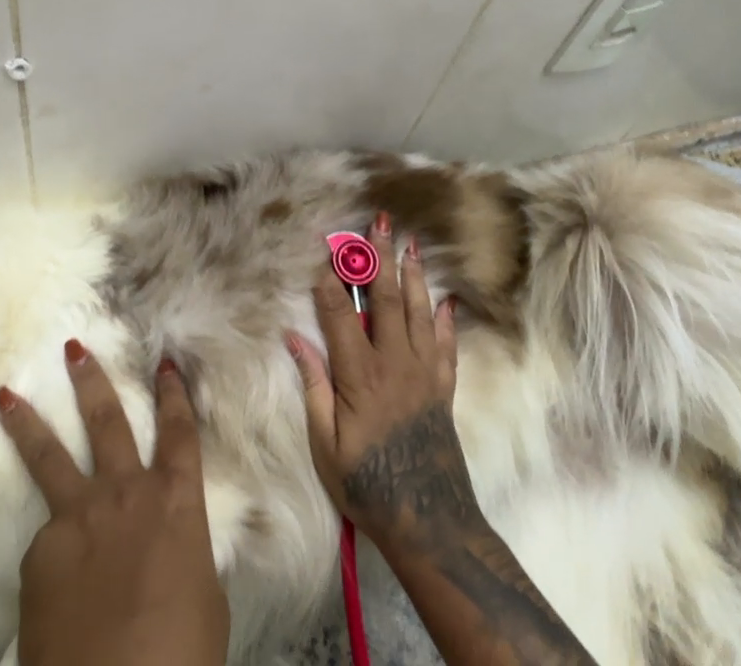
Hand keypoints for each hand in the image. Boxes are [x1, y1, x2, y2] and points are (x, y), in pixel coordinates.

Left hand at [0, 342, 229, 665]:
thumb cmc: (179, 647)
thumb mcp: (202, 594)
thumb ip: (180, 551)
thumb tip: (167, 547)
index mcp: (176, 502)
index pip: (179, 434)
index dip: (175, 396)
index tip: (166, 363)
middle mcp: (126, 494)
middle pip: (109, 423)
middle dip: (92, 382)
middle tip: (74, 349)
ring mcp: (78, 517)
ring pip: (51, 456)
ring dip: (29, 422)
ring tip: (4, 395)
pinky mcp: (41, 550)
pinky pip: (49, 539)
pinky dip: (54, 551)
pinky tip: (61, 588)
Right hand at [285, 214, 469, 557]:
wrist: (426, 517)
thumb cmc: (365, 483)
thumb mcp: (325, 442)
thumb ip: (314, 386)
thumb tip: (295, 339)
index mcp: (360, 375)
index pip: (341, 315)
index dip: (331, 280)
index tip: (325, 247)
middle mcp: (394, 364)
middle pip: (385, 300)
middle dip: (379, 259)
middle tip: (378, 222)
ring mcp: (424, 373)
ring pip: (418, 312)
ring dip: (413, 275)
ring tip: (411, 243)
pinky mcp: (443, 388)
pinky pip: (446, 344)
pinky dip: (445, 319)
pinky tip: (445, 299)